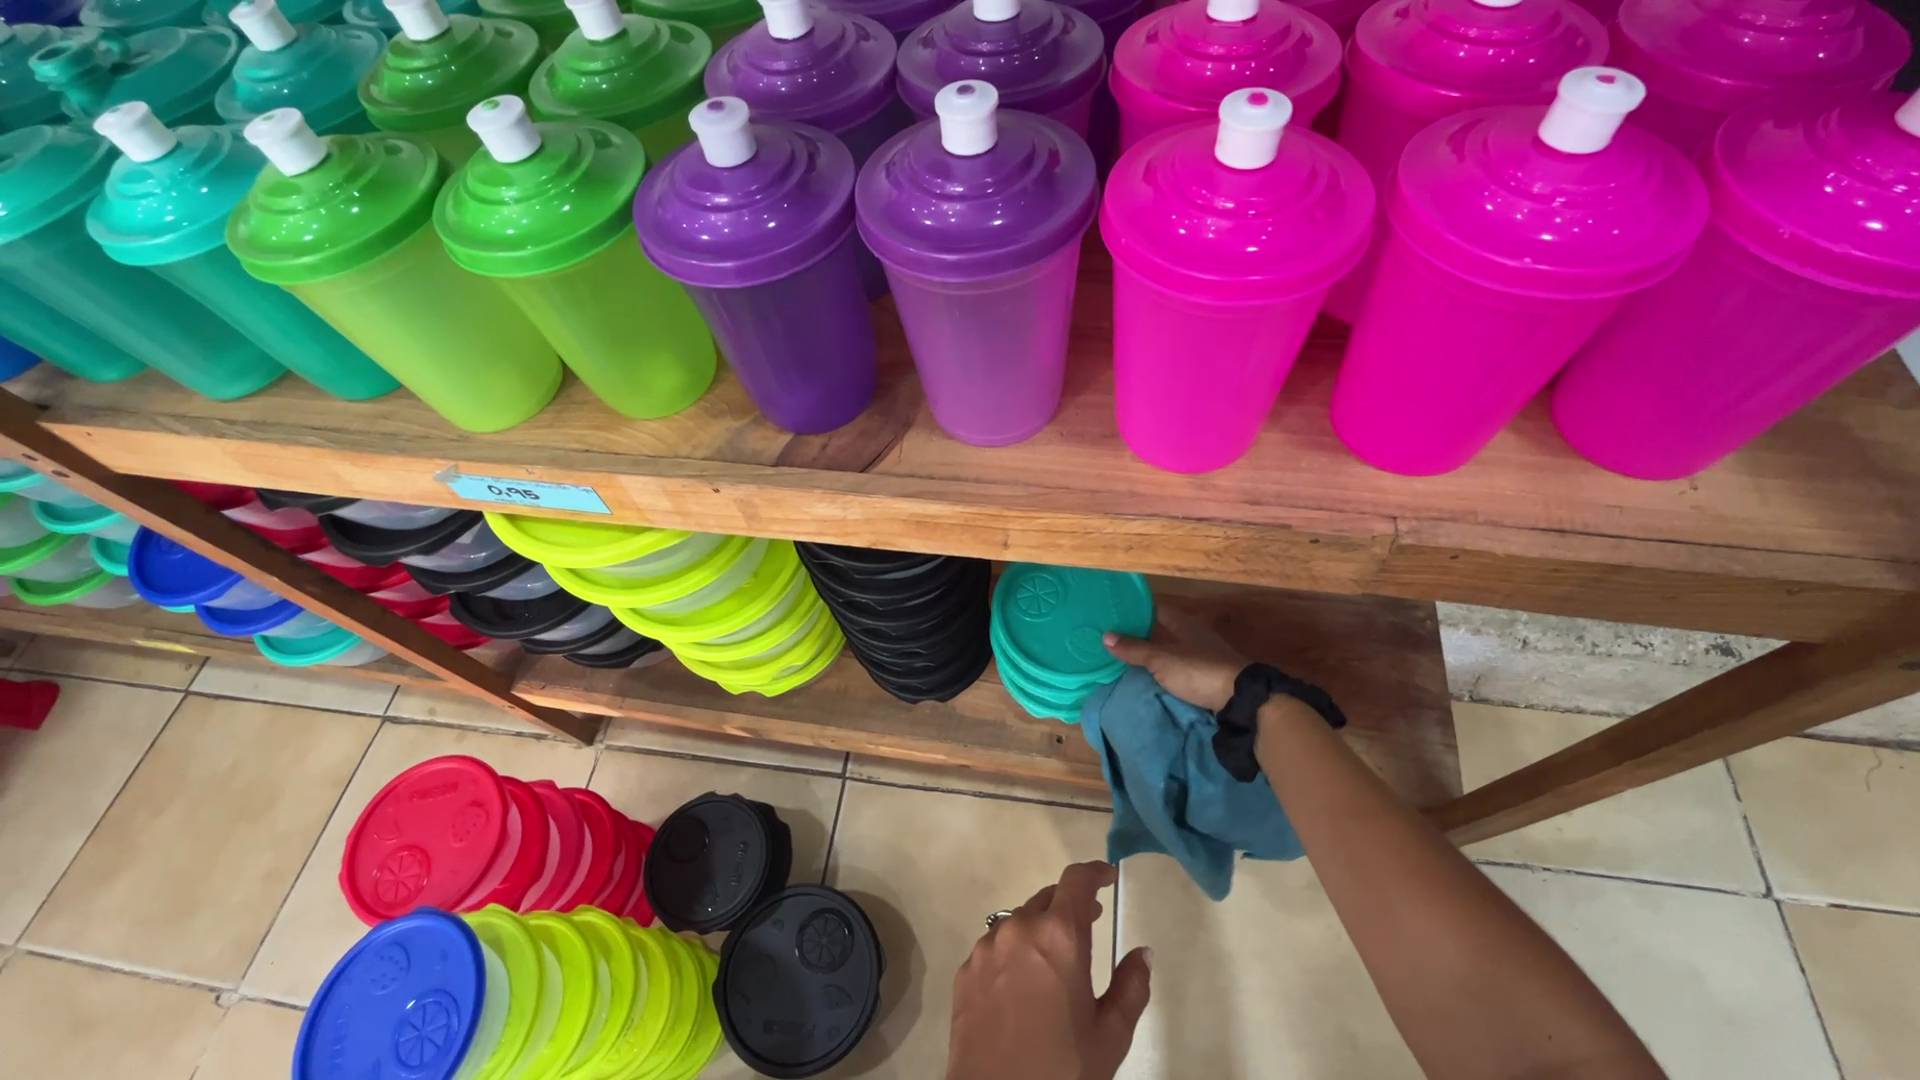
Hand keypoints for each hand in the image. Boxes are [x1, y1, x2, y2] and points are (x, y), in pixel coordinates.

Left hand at [946, 862, 1152, 1079]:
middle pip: (1047, 899)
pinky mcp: (965, 972)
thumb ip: (1132, 986)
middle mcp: (1018, 929)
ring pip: (1018, 921)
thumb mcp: (1110, 1035)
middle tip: (1090, 923)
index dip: (1095, 872)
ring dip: (1040, 928)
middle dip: (1070, 905)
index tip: (1107, 877)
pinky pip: (995, 946)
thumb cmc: (1061, 1068)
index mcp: (1059, 936)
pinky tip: (1023, 984)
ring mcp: (986, 949)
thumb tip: (1142, 954)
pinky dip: (1013, 951)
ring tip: (1056, 959)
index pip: (1077, 881)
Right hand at [1104, 606, 1249, 710]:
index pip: (1157, 610)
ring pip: (1173, 649)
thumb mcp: (1161, 660)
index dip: (1137, 612)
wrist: (1240, 698)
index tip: (1116, 617)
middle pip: (1165, 630)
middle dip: (1144, 635)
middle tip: (1117, 642)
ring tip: (1130, 661)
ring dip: (1155, 654)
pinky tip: (1154, 677)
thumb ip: (1135, 649)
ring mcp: (1204, 655)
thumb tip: (1106, 635)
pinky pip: (1181, 667)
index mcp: (1184, 623)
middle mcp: (1195, 634)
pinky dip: (1167, 669)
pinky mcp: (1210, 675)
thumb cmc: (1198, 670)